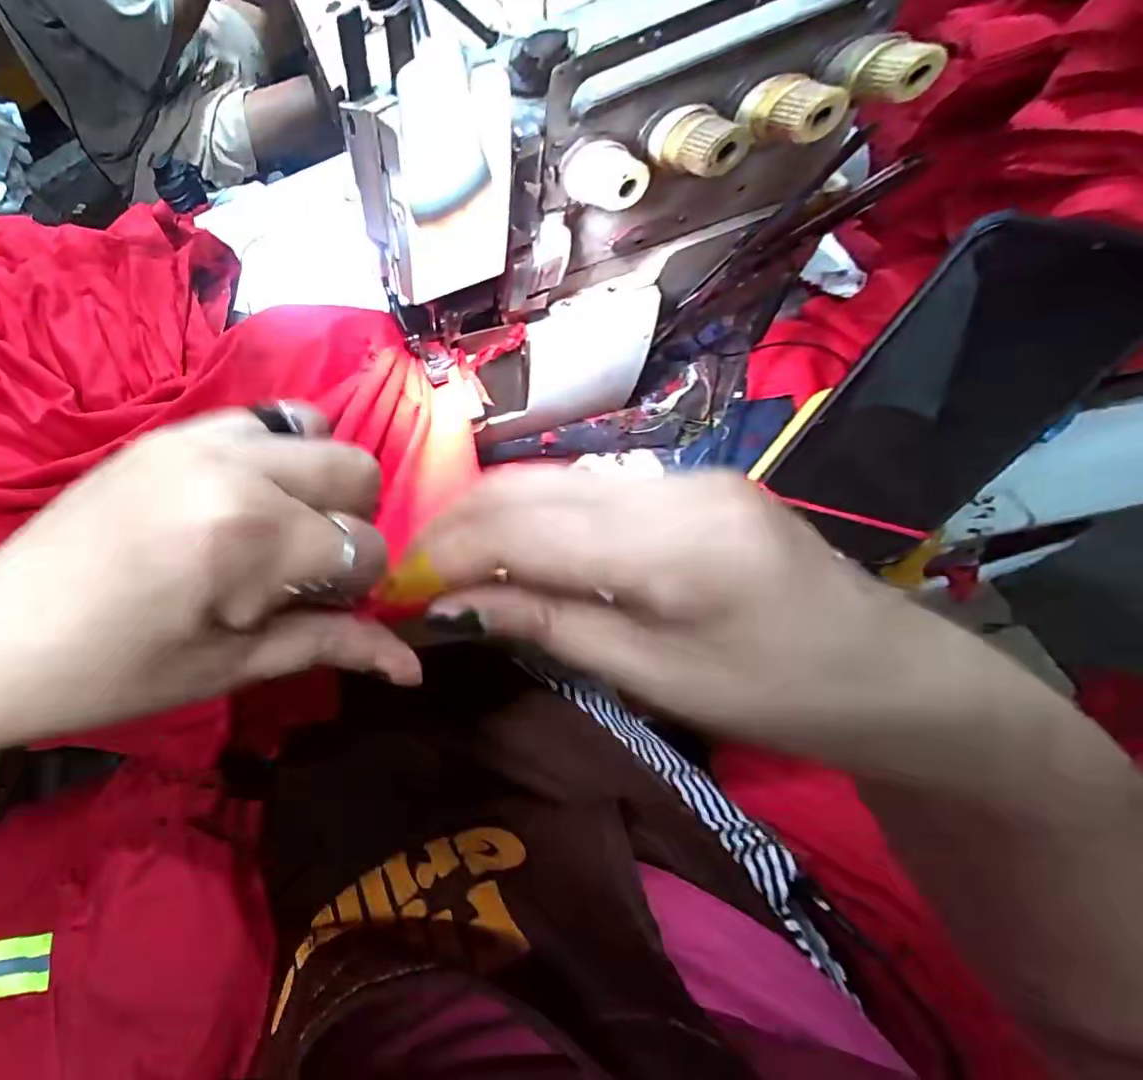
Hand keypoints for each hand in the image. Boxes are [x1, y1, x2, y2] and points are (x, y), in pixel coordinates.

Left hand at [0, 406, 420, 826]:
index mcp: (249, 531)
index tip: (316, 614)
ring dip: (309, 483)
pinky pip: (248, 422)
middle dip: (344, 525)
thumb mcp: (224, 667)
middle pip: (351, 469)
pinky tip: (227, 507)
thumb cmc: (109, 674)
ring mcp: (190, 435)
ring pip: (308, 430)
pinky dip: (266, 458)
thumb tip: (411, 664)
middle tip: (294, 576)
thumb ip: (323, 645)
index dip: (356, 588)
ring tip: (263, 536)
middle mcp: (230, 462)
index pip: (362, 546)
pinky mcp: (159, 432)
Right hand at [403, 467, 1069, 773]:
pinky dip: (516, 517)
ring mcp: (673, 475)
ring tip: (439, 563)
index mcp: (672, 544)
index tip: (395, 591)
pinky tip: (496, 548)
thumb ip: (542, 624)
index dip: (444, 557)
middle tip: (405, 576)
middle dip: (447, 531)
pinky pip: (569, 490)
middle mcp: (667, 486)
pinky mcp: (674, 482)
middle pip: (519, 490)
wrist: (904, 679)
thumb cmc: (779, 698)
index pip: (518, 531)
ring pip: (536, 481)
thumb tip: (446, 606)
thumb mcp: (648, 674)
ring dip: (475, 519)